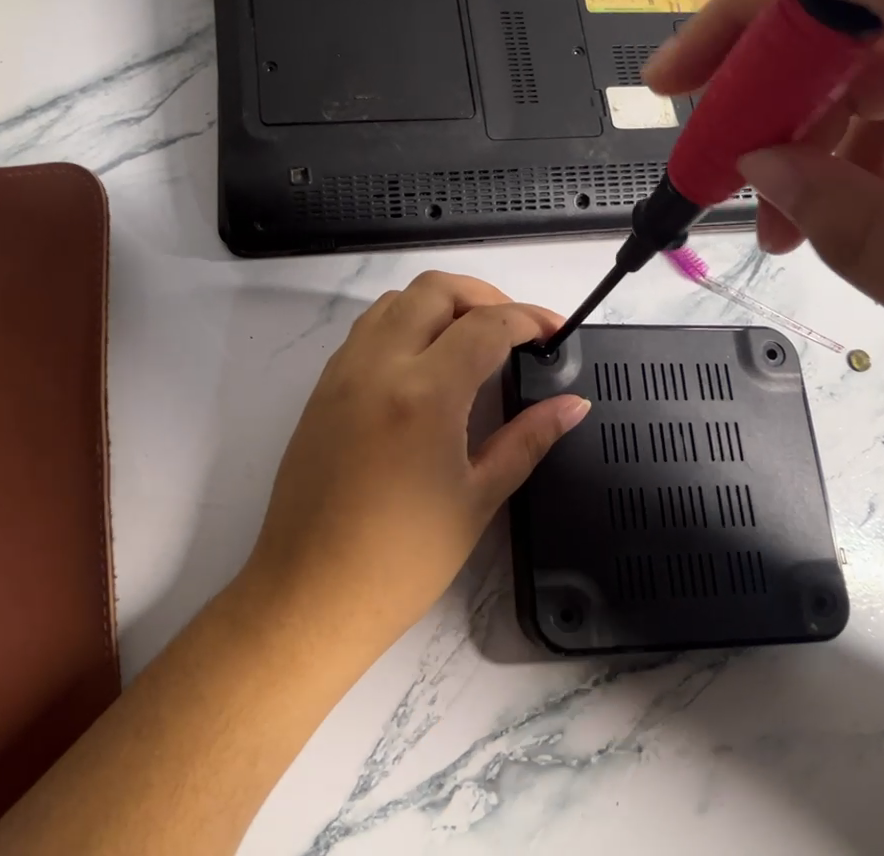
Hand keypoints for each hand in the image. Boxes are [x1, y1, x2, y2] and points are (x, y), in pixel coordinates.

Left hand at [241, 271, 589, 642]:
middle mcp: (378, 366)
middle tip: (515, 331)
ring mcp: (342, 374)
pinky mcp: (321, 390)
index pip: (487, 325)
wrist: (311, 594)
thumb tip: (572, 405)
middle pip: (435, 290)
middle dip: (484, 296)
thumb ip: (528, 439)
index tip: (556, 333)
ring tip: (472, 341)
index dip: (530, 319)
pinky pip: (365, 331)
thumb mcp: (478, 498)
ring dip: (439, 304)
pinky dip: (402, 325)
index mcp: (425, 393)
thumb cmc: (404, 559)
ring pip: (393, 301)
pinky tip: (425, 366)